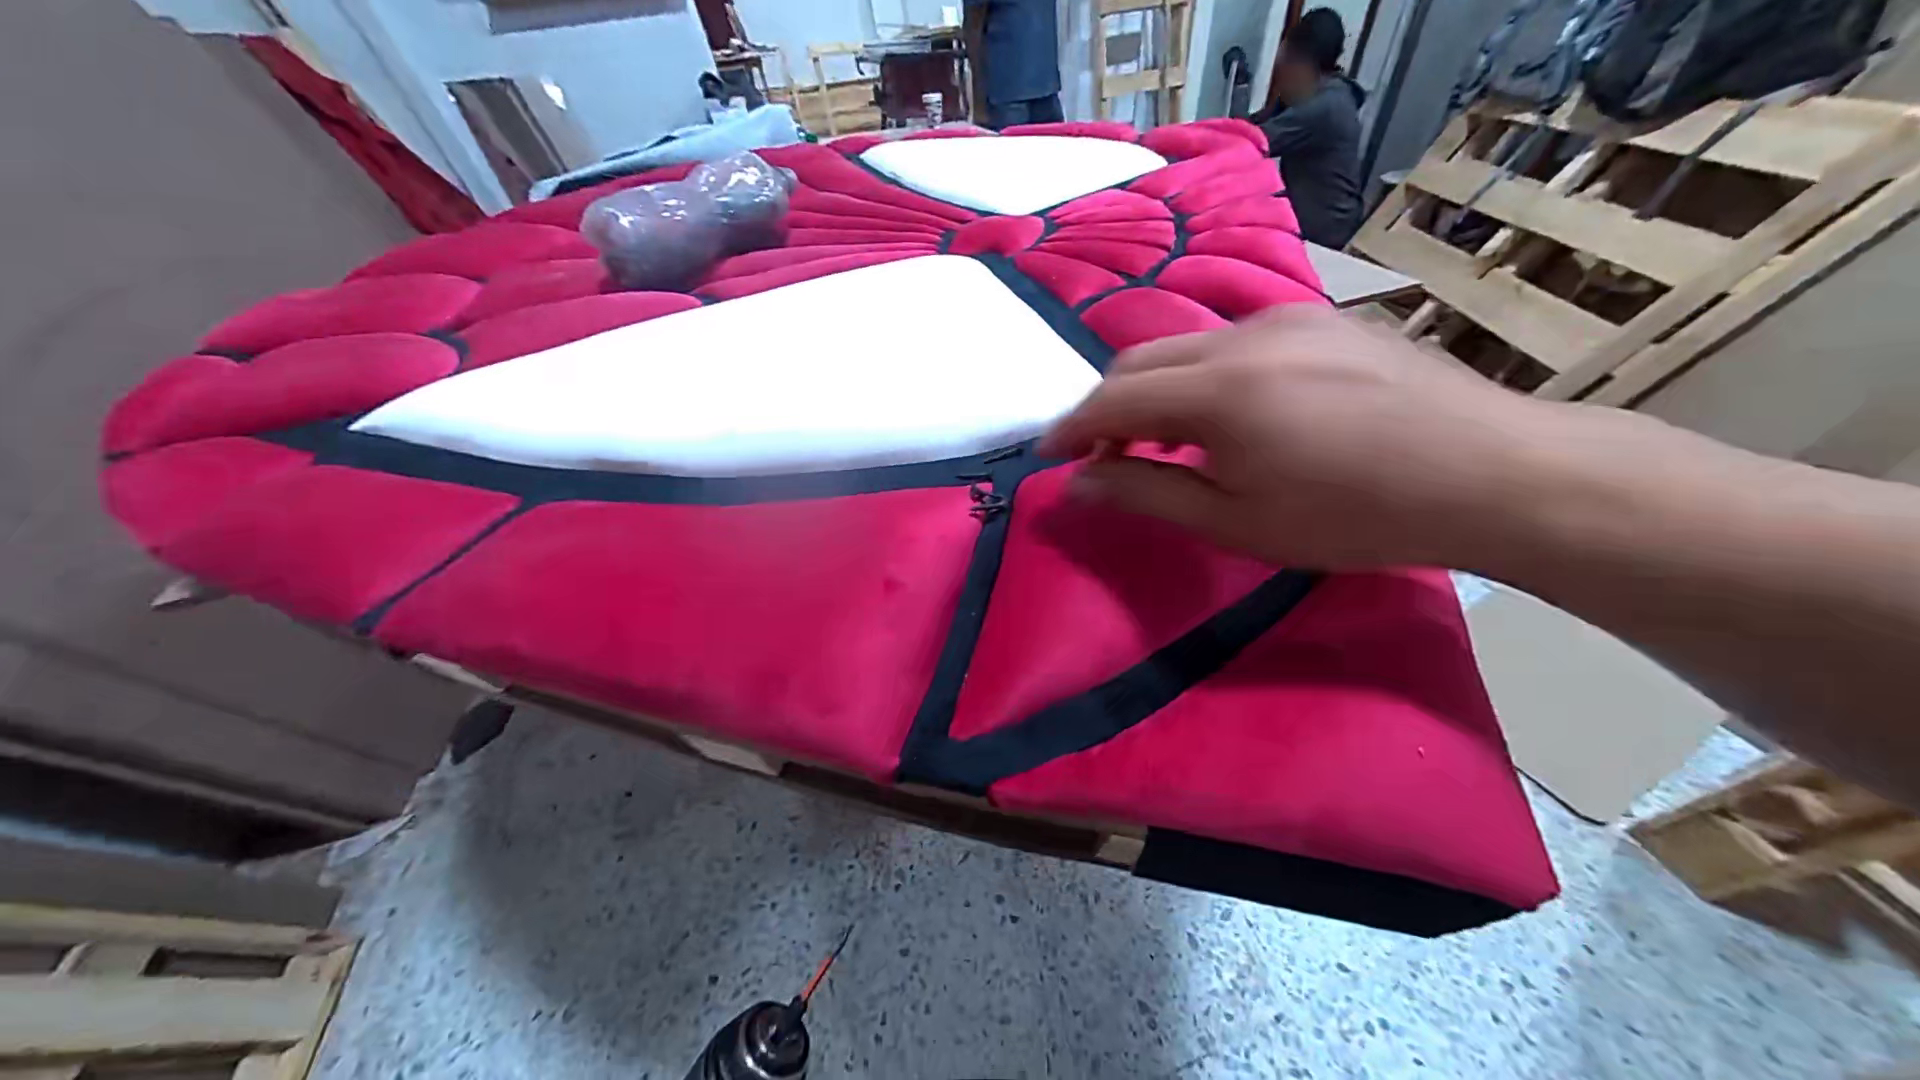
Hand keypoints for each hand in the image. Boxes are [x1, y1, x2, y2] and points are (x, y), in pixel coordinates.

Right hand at [1038, 306, 1569, 569]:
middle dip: (1106, 408)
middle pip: (1139, 361)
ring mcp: (1286, 319)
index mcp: (1218, 391)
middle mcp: (1242, 336)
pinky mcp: (1320, 321)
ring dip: (1154, 393)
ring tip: (1162, 444)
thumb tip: (1081, 483)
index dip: (1071, 429)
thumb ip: (1147, 494)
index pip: (1113, 400)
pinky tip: (1225, 416)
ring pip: (1184, 348)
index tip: (1048, 456)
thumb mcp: (1237, 522)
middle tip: (1102, 458)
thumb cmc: (1354, 516)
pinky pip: (1231, 343)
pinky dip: (1200, 378)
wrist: (1491, 473)